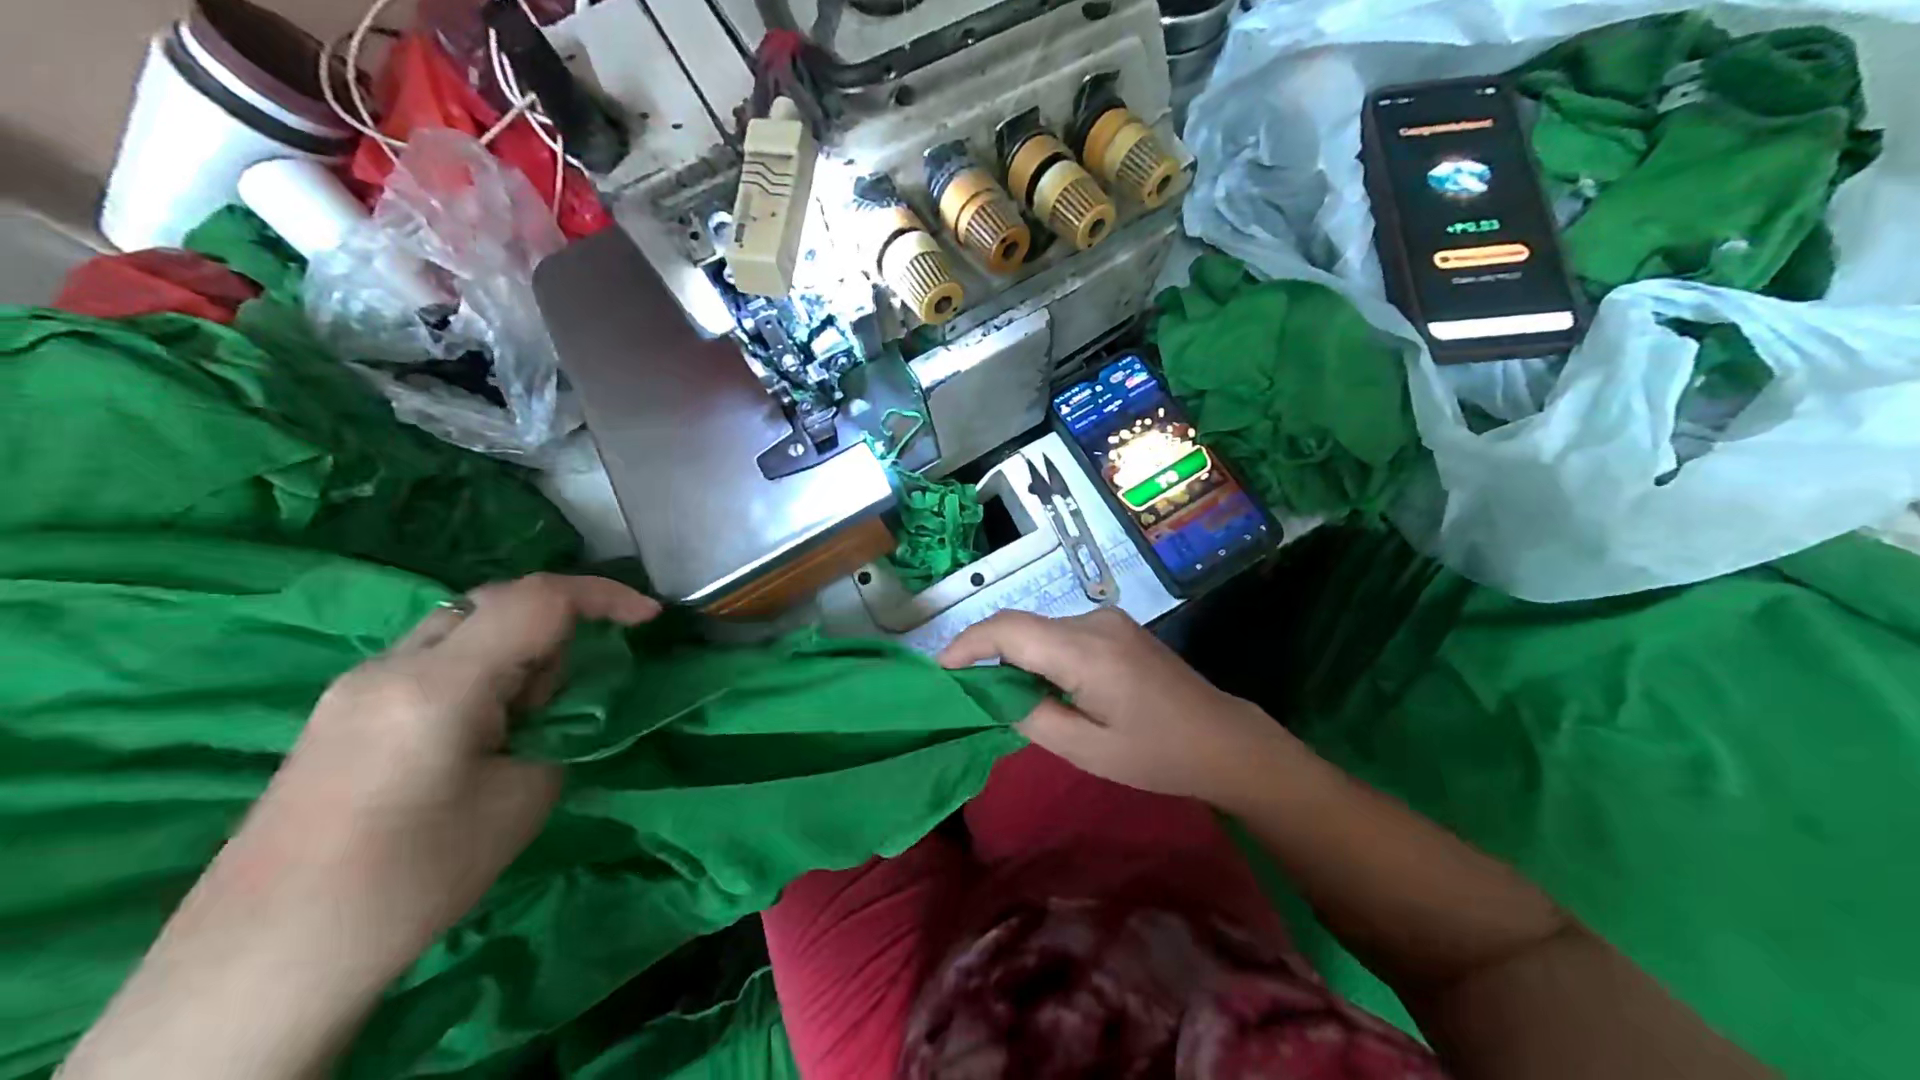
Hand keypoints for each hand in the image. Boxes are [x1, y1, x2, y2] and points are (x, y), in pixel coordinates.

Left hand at [261, 573, 660, 957]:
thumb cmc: (414, 880)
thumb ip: (557, 727)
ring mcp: (356, 684)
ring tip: (523, 724)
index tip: (650, 618)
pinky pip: (432, 660)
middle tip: (571, 697)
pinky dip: (478, 672)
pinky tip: (478, 734)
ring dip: (515, 652)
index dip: (604, 596)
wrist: (266, 959)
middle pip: (497, 603)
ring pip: (463, 629)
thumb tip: (557, 704)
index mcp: (440, 684)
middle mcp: (390, 664)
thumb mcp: (523, 798)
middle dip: (556, 629)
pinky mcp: (340, 710)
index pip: (537, 600)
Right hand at [938, 608, 1291, 807]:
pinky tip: (1043, 687)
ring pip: (1039, 629)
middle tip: (967, 695)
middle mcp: (1093, 622)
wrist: (1224, 740)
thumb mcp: (1086, 750)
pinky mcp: (1115, 627)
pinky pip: (1060, 633)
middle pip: (1020, 627)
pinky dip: (1039, 655)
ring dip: (1014, 656)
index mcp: (1085, 652)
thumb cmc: (1157, 755)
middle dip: (986, 655)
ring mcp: (1107, 620)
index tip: (941, 673)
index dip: (966, 645)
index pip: (1008, 630)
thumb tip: (992, 694)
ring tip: (1005, 698)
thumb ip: (1031, 716)